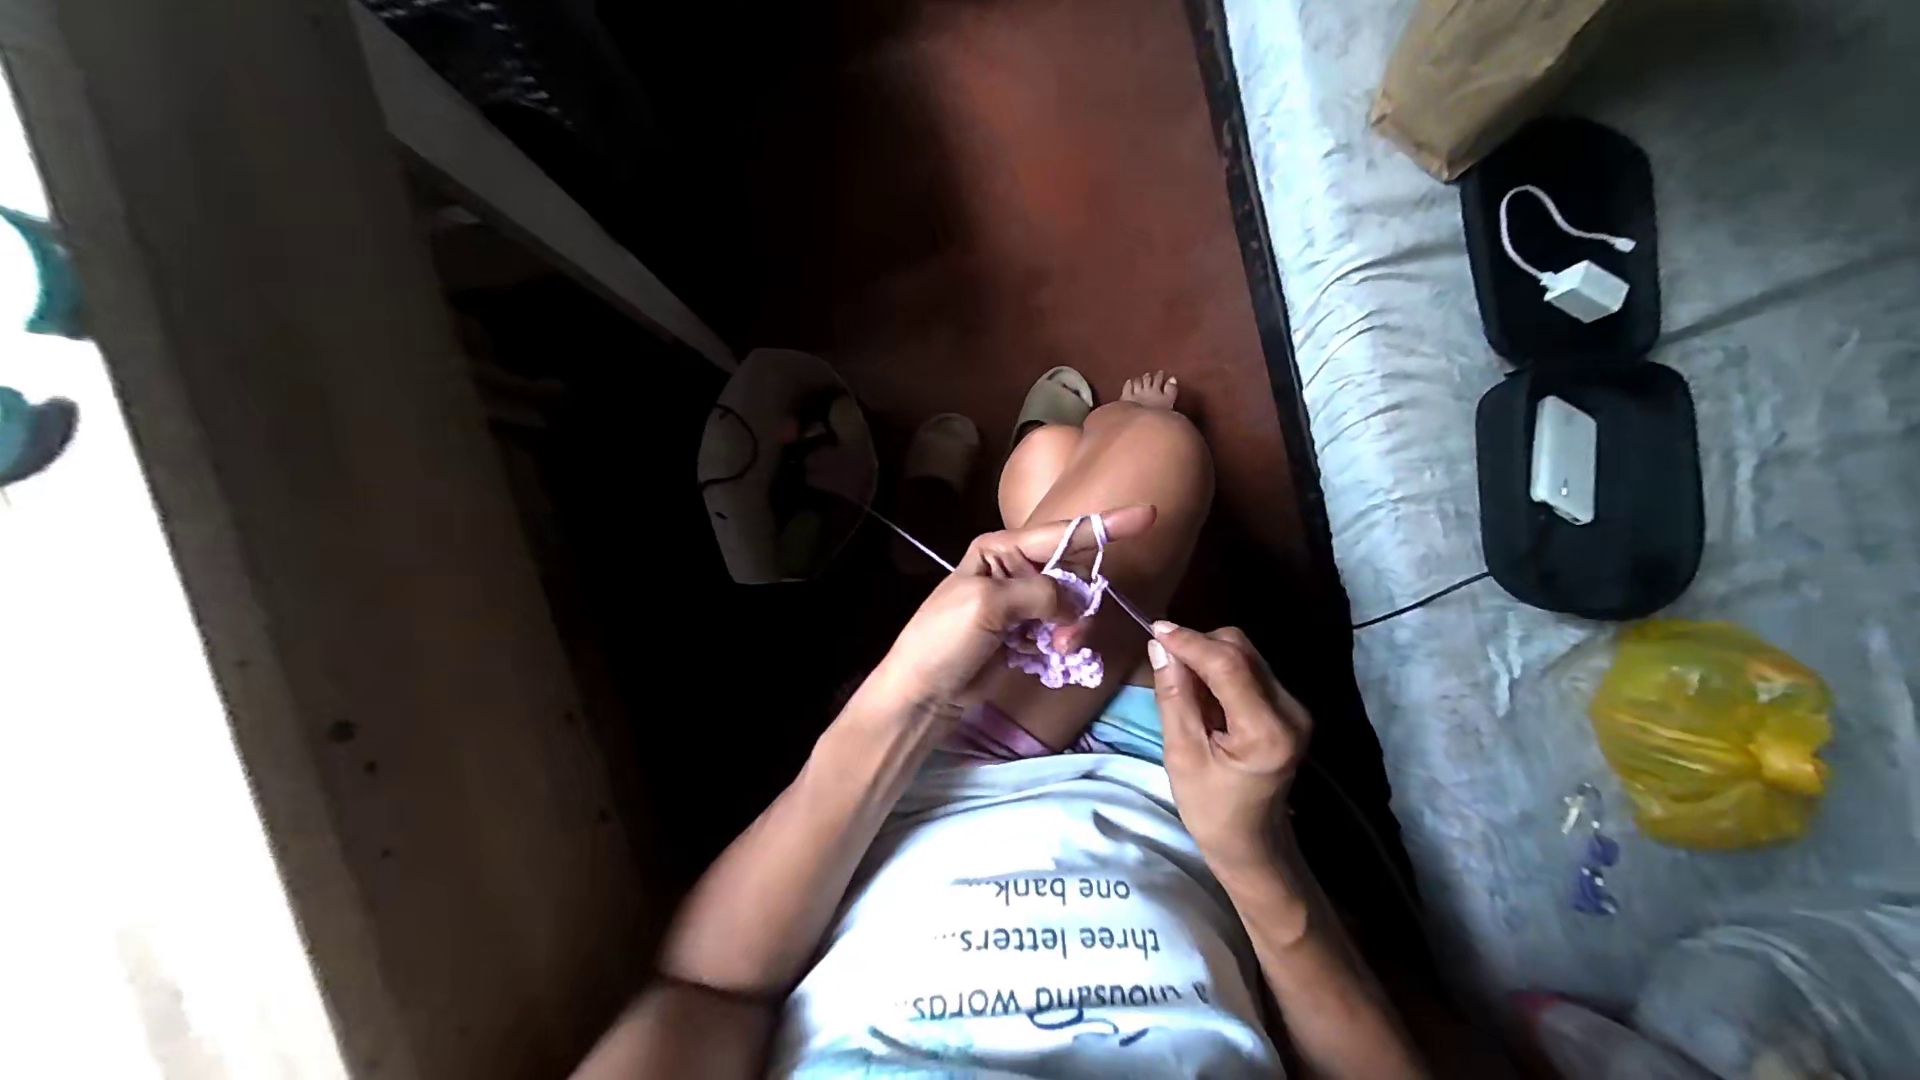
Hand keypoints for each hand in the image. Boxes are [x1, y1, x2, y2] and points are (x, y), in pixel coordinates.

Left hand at [865, 505, 1156, 712]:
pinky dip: (1060, 645)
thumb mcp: (987, 605)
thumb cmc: (944, 639)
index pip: (1060, 534)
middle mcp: (1013, 569)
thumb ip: (1038, 594)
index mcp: (999, 550)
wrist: (923, 691)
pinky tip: (1042, 658)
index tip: (1147, 515)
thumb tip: (1073, 603)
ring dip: (1070, 629)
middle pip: (1072, 573)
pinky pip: (1060, 630)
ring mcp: (1021, 602)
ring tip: (1051, 650)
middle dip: (1079, 602)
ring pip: (1071, 607)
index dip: (1104, 526)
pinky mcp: (1025, 632)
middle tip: (1066, 636)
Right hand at [1150, 624, 1311, 873]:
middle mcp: (1290, 710)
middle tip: (1164, 660)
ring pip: (1244, 653)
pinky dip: (1218, 667)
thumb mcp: (1181, 755)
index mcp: (1266, 731)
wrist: (1252, 841)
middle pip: (1240, 650)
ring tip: (1181, 681)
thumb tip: (1160, 646)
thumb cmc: (1210, 807)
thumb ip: (1174, 696)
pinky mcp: (1287, 705)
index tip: (1155, 629)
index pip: (1228, 665)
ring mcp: (1293, 706)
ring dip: (1207, 654)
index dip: (1189, 641)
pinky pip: (1248, 666)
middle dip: (1198, 645)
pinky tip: (1201, 691)